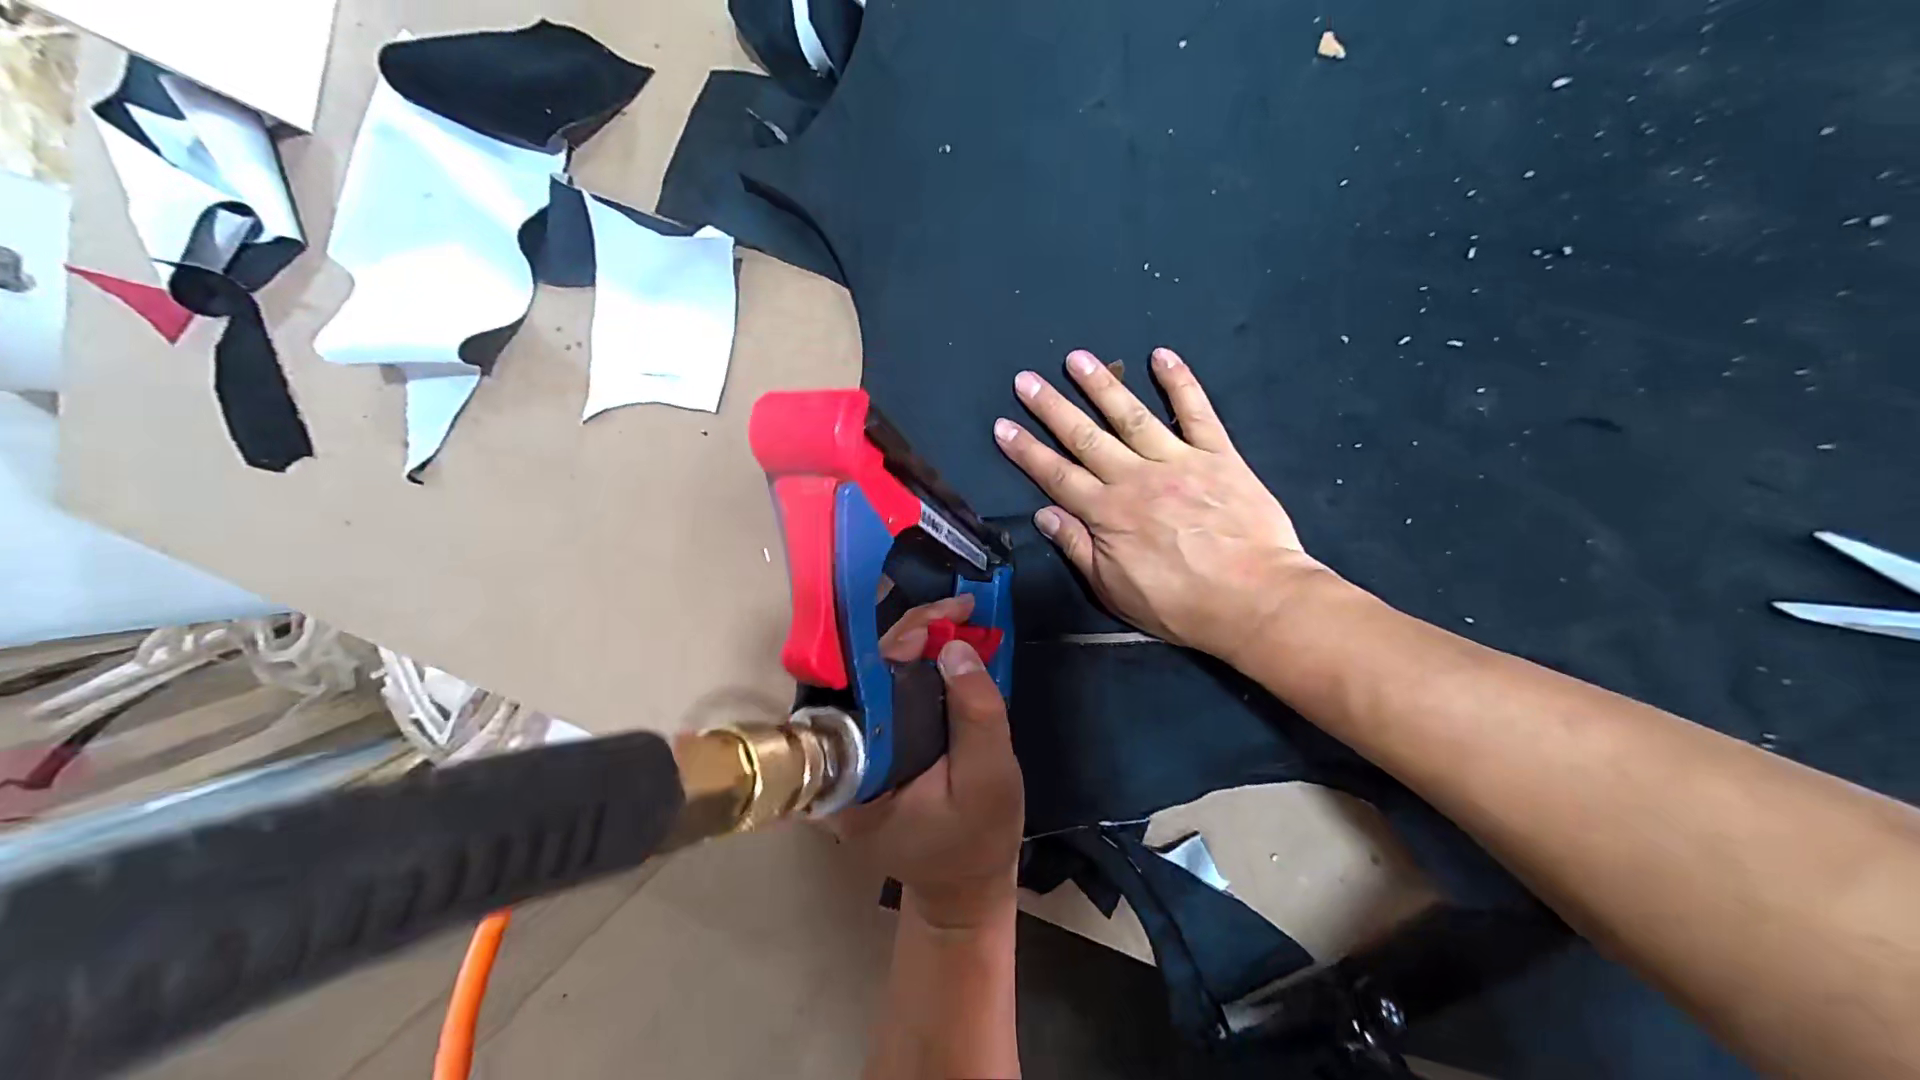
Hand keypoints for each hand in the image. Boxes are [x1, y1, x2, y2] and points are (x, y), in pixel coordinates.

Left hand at [831, 597, 1024, 930]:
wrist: (966, 885)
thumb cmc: (977, 841)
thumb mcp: (989, 781)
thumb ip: (974, 716)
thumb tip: (954, 647)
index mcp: (853, 769)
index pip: (861, 685)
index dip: (898, 641)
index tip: (942, 616)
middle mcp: (843, 753)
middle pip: (867, 673)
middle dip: (912, 632)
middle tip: (960, 609)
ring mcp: (858, 747)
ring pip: (879, 677)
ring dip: (919, 643)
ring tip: (959, 619)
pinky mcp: (877, 744)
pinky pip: (893, 692)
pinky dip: (922, 665)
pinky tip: (949, 647)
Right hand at [992, 347, 1332, 662]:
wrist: (1255, 600)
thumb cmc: (1181, 605)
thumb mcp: (1115, 590)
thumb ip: (1078, 548)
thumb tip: (1045, 514)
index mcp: (1107, 514)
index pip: (1056, 475)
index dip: (1026, 451)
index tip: (1003, 426)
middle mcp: (1135, 479)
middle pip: (1085, 437)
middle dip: (1052, 407)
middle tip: (1026, 380)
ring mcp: (1178, 462)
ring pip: (1131, 415)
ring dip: (1101, 384)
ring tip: (1076, 359)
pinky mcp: (1218, 455)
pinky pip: (1197, 412)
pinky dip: (1180, 382)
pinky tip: (1162, 356)